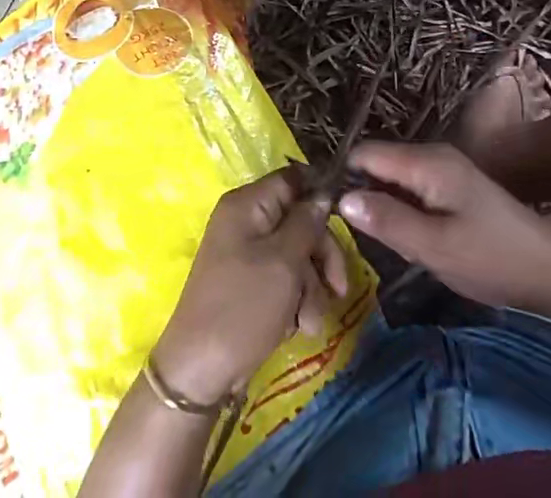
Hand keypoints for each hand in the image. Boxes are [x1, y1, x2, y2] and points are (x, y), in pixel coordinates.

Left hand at [152, 167, 349, 405]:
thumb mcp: (284, 261)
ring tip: (310, 322)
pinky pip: (284, 279)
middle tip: (339, 288)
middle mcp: (245, 221)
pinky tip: (297, 327)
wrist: (200, 371)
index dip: (322, 194)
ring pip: (297, 254)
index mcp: (247, 204)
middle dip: (322, 256)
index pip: (294, 178)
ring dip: (311, 288)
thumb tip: (323, 194)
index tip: (351, 218)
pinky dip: (296, 301)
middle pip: (300, 220)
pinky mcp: (249, 282)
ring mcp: (246, 253)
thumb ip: (307, 222)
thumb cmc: (242, 307)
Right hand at [338, 141, 550, 309]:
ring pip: (391, 178)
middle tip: (352, 233)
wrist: (548, 267)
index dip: (343, 177)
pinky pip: (409, 189)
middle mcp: (432, 156)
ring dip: (380, 205)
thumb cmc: (492, 258)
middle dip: (360, 193)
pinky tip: (404, 237)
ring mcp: (442, 170)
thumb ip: (387, 220)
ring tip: (375, 238)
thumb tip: (342, 199)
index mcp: (426, 163)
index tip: (328, 210)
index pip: (365, 153)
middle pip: (377, 163)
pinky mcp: (450, 186)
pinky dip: (399, 210)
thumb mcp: (434, 246)